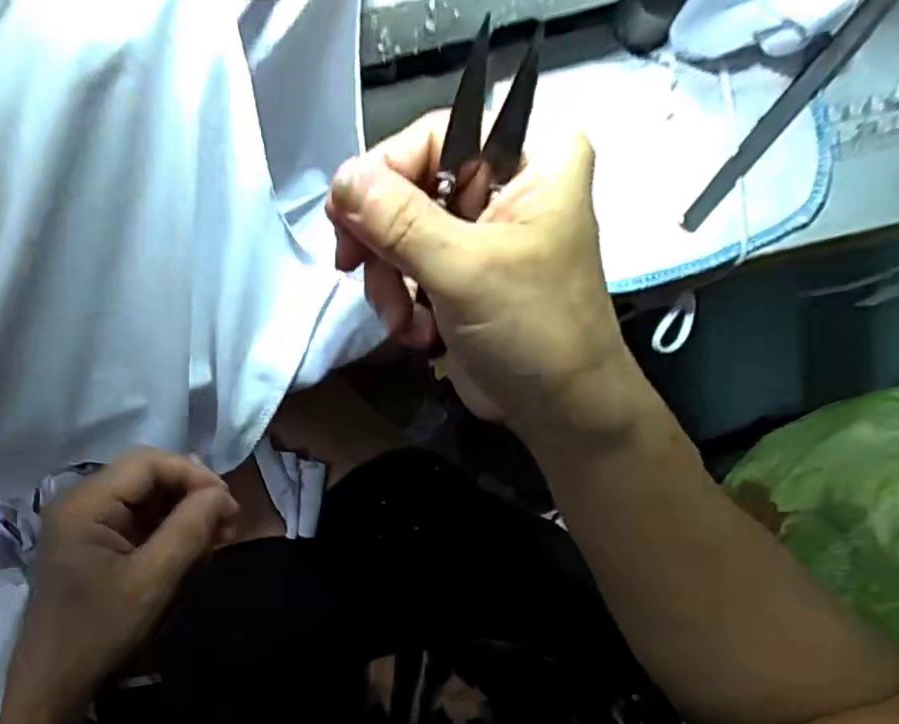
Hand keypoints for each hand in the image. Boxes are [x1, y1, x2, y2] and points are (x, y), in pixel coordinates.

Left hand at [0, 449, 238, 723]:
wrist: (54, 682)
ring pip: (147, 500)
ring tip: (216, 542)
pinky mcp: (94, 546)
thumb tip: (222, 494)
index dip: (193, 475)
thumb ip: (188, 531)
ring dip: (184, 515)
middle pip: (147, 478)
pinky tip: (193, 554)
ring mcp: (86, 525)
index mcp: (86, 504)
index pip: (147, 463)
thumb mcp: (152, 581)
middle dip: (192, 496)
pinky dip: (169, 534)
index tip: (229, 506)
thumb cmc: (100, 631)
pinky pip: (138, 524)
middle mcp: (81, 503)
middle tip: (228, 527)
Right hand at [327, 112, 643, 445]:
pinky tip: (421, 336)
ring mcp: (480, 235)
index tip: (344, 223)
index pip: (433, 138)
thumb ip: (399, 222)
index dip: (382, 177)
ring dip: (391, 287)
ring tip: (407, 326)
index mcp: (528, 158)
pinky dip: (404, 306)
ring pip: (400, 237)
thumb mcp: (464, 271)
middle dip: (385, 248)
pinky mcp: (462, 278)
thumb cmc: (531, 330)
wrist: (559, 409)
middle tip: (362, 278)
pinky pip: (408, 273)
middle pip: (409, 190)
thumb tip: (339, 179)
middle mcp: (503, 186)